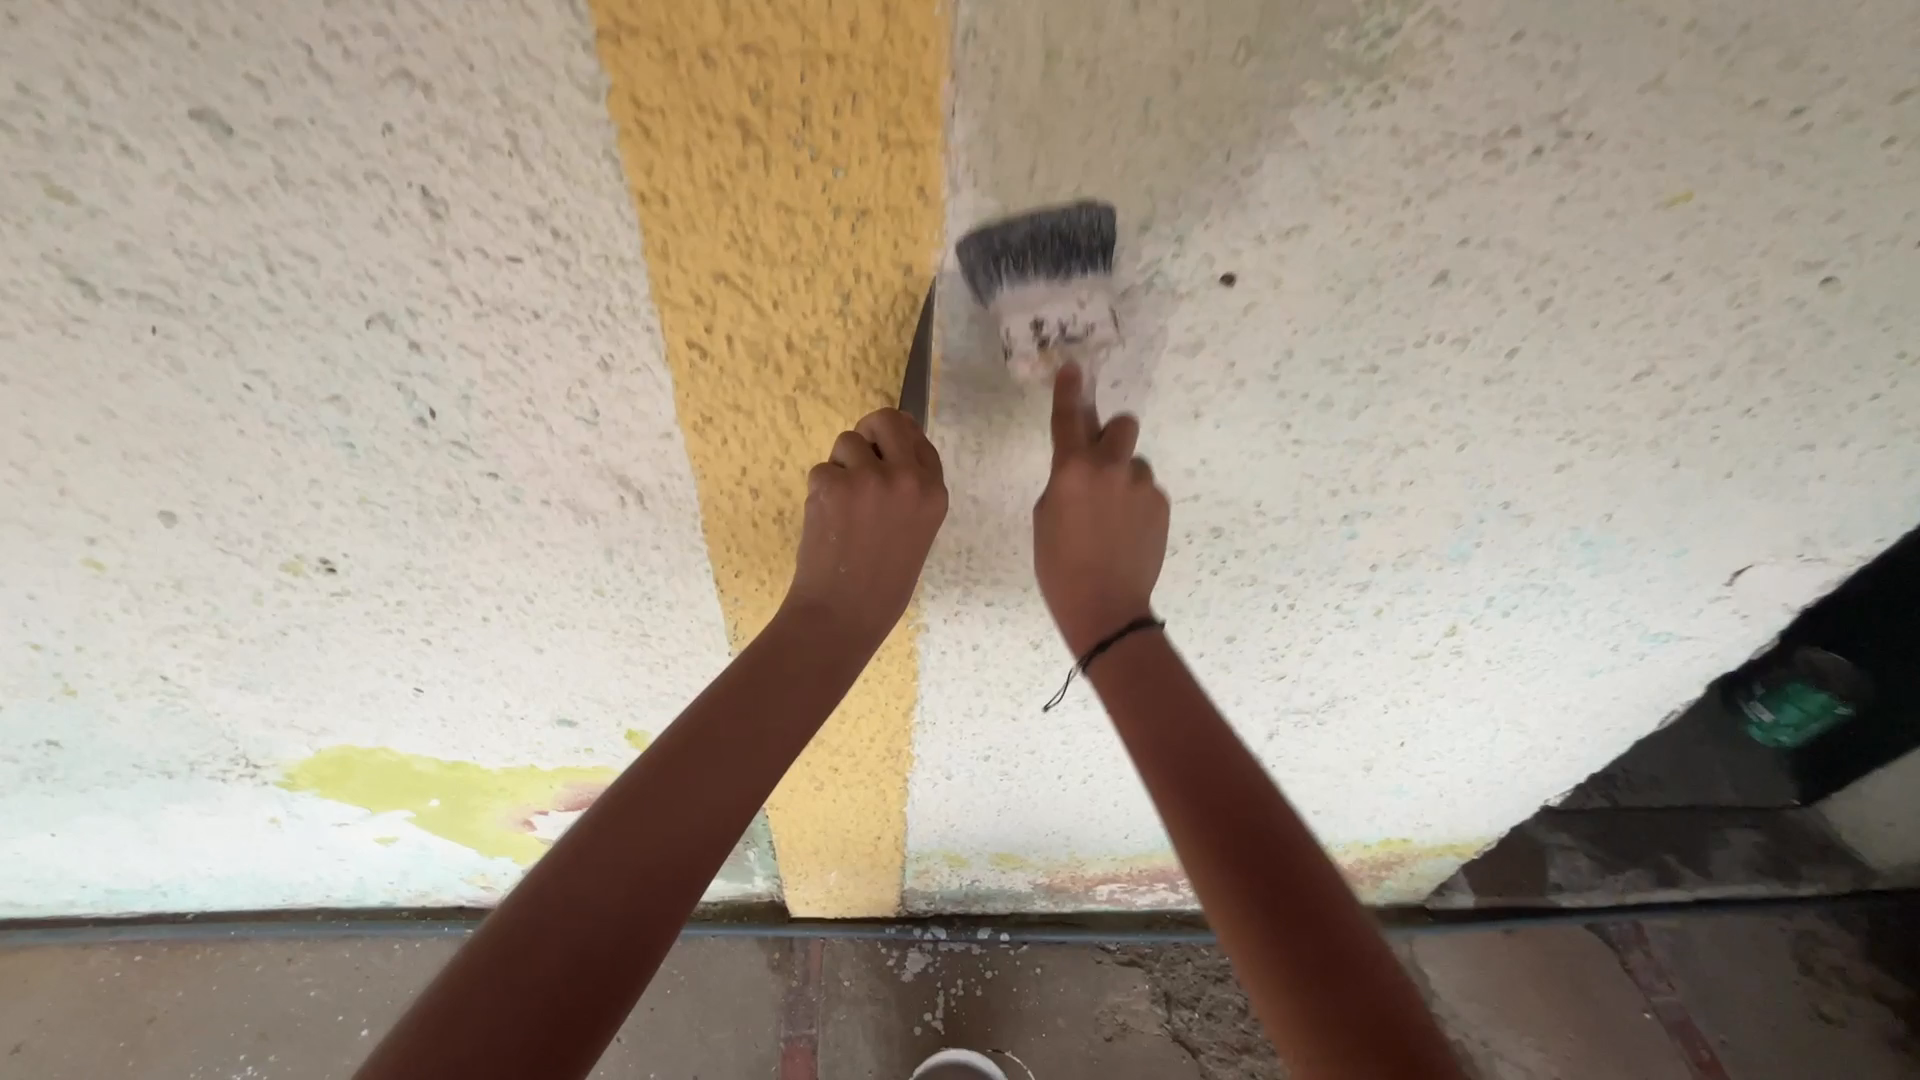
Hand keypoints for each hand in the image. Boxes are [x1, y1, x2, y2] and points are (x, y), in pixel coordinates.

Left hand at [783, 407, 947, 647]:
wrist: (846, 613)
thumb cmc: (883, 583)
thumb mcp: (916, 531)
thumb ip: (909, 492)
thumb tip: (887, 453)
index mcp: (935, 493)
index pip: (919, 439)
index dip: (896, 441)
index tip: (882, 452)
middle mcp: (908, 478)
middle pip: (886, 419)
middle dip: (868, 433)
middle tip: (855, 458)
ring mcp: (870, 478)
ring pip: (847, 443)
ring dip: (839, 467)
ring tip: (842, 508)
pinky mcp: (834, 484)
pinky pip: (822, 469)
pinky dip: (819, 492)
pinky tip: (827, 523)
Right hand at [1033, 363, 1169, 655]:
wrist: (1105, 605)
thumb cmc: (1059, 566)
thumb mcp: (1046, 517)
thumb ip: (1064, 482)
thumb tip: (1080, 469)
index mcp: (1072, 470)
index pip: (1069, 418)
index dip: (1070, 390)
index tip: (1074, 368)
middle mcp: (1110, 468)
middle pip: (1122, 425)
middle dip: (1110, 437)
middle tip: (1101, 465)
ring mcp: (1141, 486)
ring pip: (1134, 464)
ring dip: (1123, 478)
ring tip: (1113, 518)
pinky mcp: (1161, 505)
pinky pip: (1146, 491)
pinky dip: (1136, 504)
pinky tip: (1127, 533)